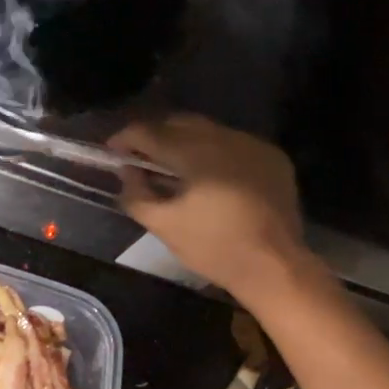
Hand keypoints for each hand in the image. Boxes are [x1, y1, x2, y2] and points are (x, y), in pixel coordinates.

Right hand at [109, 114, 309, 297]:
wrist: (275, 266)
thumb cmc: (214, 247)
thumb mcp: (165, 226)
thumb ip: (137, 194)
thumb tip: (127, 172)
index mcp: (194, 152)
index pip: (150, 132)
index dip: (126, 139)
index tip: (113, 151)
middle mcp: (223, 137)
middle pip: (179, 123)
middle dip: (155, 135)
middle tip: (140, 156)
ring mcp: (252, 144)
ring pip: (209, 130)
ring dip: (186, 141)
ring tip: (174, 164)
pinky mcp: (272, 157)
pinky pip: (235, 143)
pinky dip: (216, 152)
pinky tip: (212, 174)